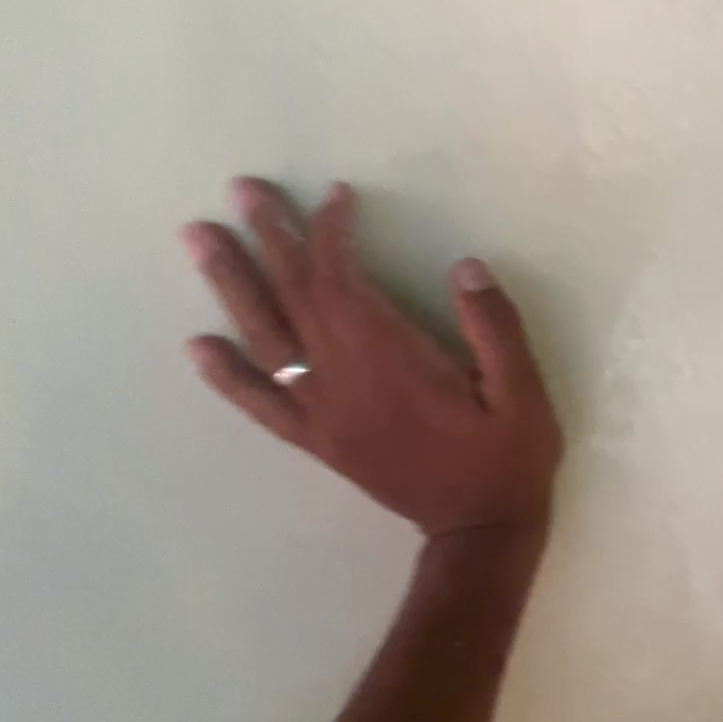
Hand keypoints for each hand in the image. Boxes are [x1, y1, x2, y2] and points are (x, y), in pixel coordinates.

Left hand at [181, 178, 562, 538]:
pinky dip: (226, 375)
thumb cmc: (508, 457)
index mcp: (394, 363)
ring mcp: (325, 414)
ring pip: (268, 341)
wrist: (481, 531)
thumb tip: (464, 267)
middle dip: (270, 239)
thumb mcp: (524, 391)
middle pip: (297, 299)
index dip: (332, 234)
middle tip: (242, 190)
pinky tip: (198, 346)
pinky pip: (263, 404)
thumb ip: (496, 328)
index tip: (336, 195)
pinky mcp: (321, 441)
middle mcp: (346, 382)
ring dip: (233, 287)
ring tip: (201, 240)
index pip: (345, 283)